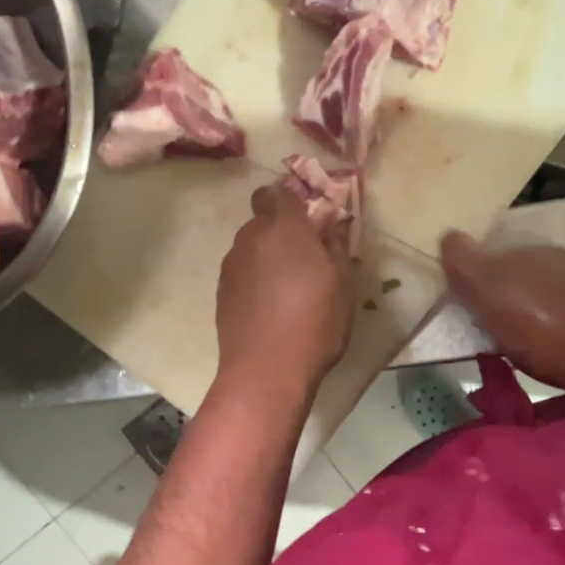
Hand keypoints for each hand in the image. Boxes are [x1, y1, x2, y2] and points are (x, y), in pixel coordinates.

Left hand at [215, 186, 352, 404]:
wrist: (266, 371)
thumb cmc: (315, 324)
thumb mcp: (343, 285)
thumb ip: (336, 247)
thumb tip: (331, 226)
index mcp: (285, 228)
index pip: (278, 193)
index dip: (291, 203)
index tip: (307, 223)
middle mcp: (252, 238)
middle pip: (262, 221)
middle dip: (279, 233)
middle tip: (303, 262)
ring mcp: (231, 265)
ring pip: (250, 249)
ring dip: (266, 259)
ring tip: (286, 292)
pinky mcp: (221, 292)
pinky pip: (241, 274)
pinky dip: (254, 282)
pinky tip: (269, 310)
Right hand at [440, 231, 564, 391]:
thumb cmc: (552, 332)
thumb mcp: (496, 299)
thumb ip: (469, 269)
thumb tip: (447, 236)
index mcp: (519, 253)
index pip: (479, 255)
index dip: (464, 273)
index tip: (453, 298)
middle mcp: (549, 256)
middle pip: (509, 271)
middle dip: (493, 290)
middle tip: (481, 322)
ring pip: (537, 287)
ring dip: (524, 305)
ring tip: (514, 335)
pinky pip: (562, 305)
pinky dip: (550, 318)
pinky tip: (551, 340)